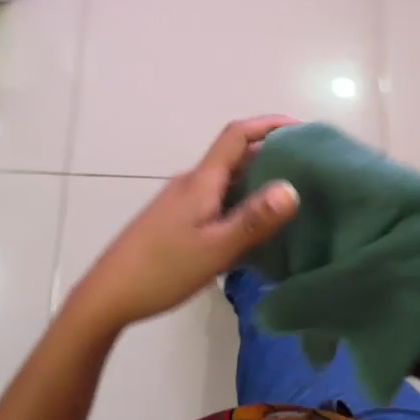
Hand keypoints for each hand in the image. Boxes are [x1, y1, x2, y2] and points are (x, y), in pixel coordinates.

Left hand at [65, 116, 300, 332]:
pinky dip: (242, 204)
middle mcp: (192, 183)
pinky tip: (258, 232)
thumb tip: (292, 187)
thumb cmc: (162, 269)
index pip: (237, 134)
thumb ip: (254, 220)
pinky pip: (218, 201)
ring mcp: (182, 202)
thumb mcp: (215, 249)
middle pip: (235, 155)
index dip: (270, 124)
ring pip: (227, 181)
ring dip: (258, 182)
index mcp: (201, 180)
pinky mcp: (177, 221)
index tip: (304, 130)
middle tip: (311, 171)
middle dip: (272, 155)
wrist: (108, 295)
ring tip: (294, 200)